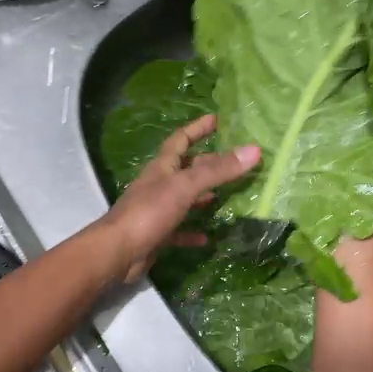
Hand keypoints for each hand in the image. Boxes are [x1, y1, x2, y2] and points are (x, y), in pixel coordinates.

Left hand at [93, 115, 260, 283]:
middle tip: (234, 162)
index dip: (198, 128)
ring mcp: (156, 211)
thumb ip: (217, 170)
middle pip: (185, 169)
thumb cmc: (149, 212)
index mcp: (162, 167)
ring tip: (228, 196)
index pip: (181, 139)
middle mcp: (158, 185)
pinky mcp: (157, 235)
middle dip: (207, 164)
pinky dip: (193, 232)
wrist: (118, 252)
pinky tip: (208, 237)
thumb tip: (253, 150)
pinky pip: (179, 230)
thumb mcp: (185, 187)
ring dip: (203, 197)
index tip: (217, 119)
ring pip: (184, 199)